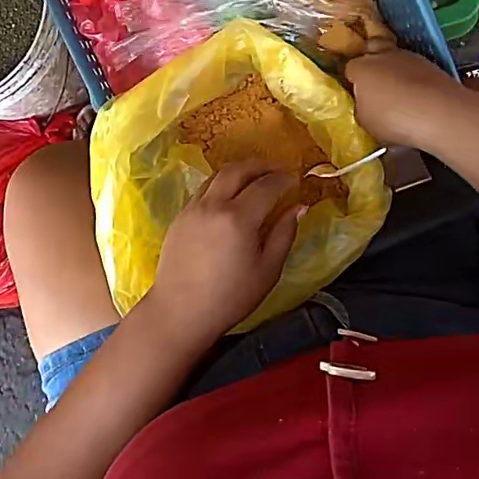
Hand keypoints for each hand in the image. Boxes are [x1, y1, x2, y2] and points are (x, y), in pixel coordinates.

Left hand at [141, 161, 304, 342]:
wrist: (180, 312)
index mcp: (238, 218)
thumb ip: (284, 234)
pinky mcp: (180, 217)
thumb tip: (299, 208)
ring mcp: (193, 208)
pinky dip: (221, 185)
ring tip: (255, 180)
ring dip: (239, 171)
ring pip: (217, 176)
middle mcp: (213, 205)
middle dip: (261, 166)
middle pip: (238, 169)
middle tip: (277, 171)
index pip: (266, 185)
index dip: (284, 179)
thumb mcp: (268, 270)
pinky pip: (204, 190)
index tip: (295, 181)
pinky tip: (230, 198)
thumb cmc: (230, 297)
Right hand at [344, 49, 478, 151]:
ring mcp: (410, 58)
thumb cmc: (392, 118)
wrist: (438, 112)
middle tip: (373, 83)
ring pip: (397, 58)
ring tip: (398, 95)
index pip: (350, 68)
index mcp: (361, 68)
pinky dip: (414, 80)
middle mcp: (384, 56)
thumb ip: (361, 108)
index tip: (354, 94)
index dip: (351, 80)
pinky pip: (416, 70)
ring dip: (395, 71)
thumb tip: (364, 105)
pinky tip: (416, 98)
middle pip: (373, 48)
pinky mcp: (432, 65)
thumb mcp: (365, 122)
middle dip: (371, 61)